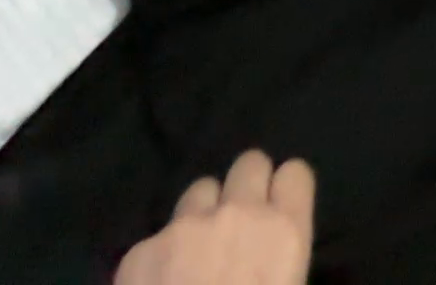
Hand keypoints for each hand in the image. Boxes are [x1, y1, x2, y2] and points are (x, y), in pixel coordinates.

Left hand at [115, 150, 315, 284]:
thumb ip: (281, 272)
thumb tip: (269, 272)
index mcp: (283, 234)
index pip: (296, 173)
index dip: (287, 192)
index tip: (281, 213)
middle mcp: (238, 214)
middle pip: (249, 163)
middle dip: (247, 189)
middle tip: (241, 228)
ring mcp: (184, 227)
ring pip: (200, 190)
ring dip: (203, 214)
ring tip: (196, 255)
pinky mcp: (139, 251)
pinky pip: (157, 236)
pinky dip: (161, 258)